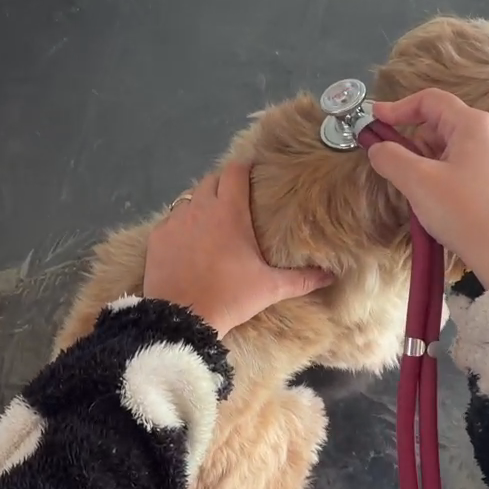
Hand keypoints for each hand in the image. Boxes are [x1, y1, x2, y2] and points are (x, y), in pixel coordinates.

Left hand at [143, 163, 333, 334]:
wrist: (182, 319)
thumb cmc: (230, 297)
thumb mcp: (270, 288)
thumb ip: (302, 279)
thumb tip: (330, 276)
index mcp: (229, 211)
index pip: (235, 171)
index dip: (245, 168)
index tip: (254, 174)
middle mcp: (200, 207)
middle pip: (212, 180)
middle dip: (224, 184)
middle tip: (236, 199)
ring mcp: (175, 221)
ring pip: (189, 198)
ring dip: (201, 203)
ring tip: (212, 221)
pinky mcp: (157, 236)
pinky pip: (171, 220)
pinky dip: (182, 224)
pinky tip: (189, 241)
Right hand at [365, 88, 488, 286]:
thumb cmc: (466, 213)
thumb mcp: (418, 183)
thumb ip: (391, 158)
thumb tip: (376, 147)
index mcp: (474, 125)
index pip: (430, 100)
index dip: (398, 107)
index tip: (375, 120)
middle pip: (443, 125)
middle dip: (415, 143)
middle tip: (401, 171)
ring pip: (456, 148)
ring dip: (432, 163)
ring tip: (425, 194)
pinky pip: (471, 166)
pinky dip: (449, 175)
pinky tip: (447, 203)